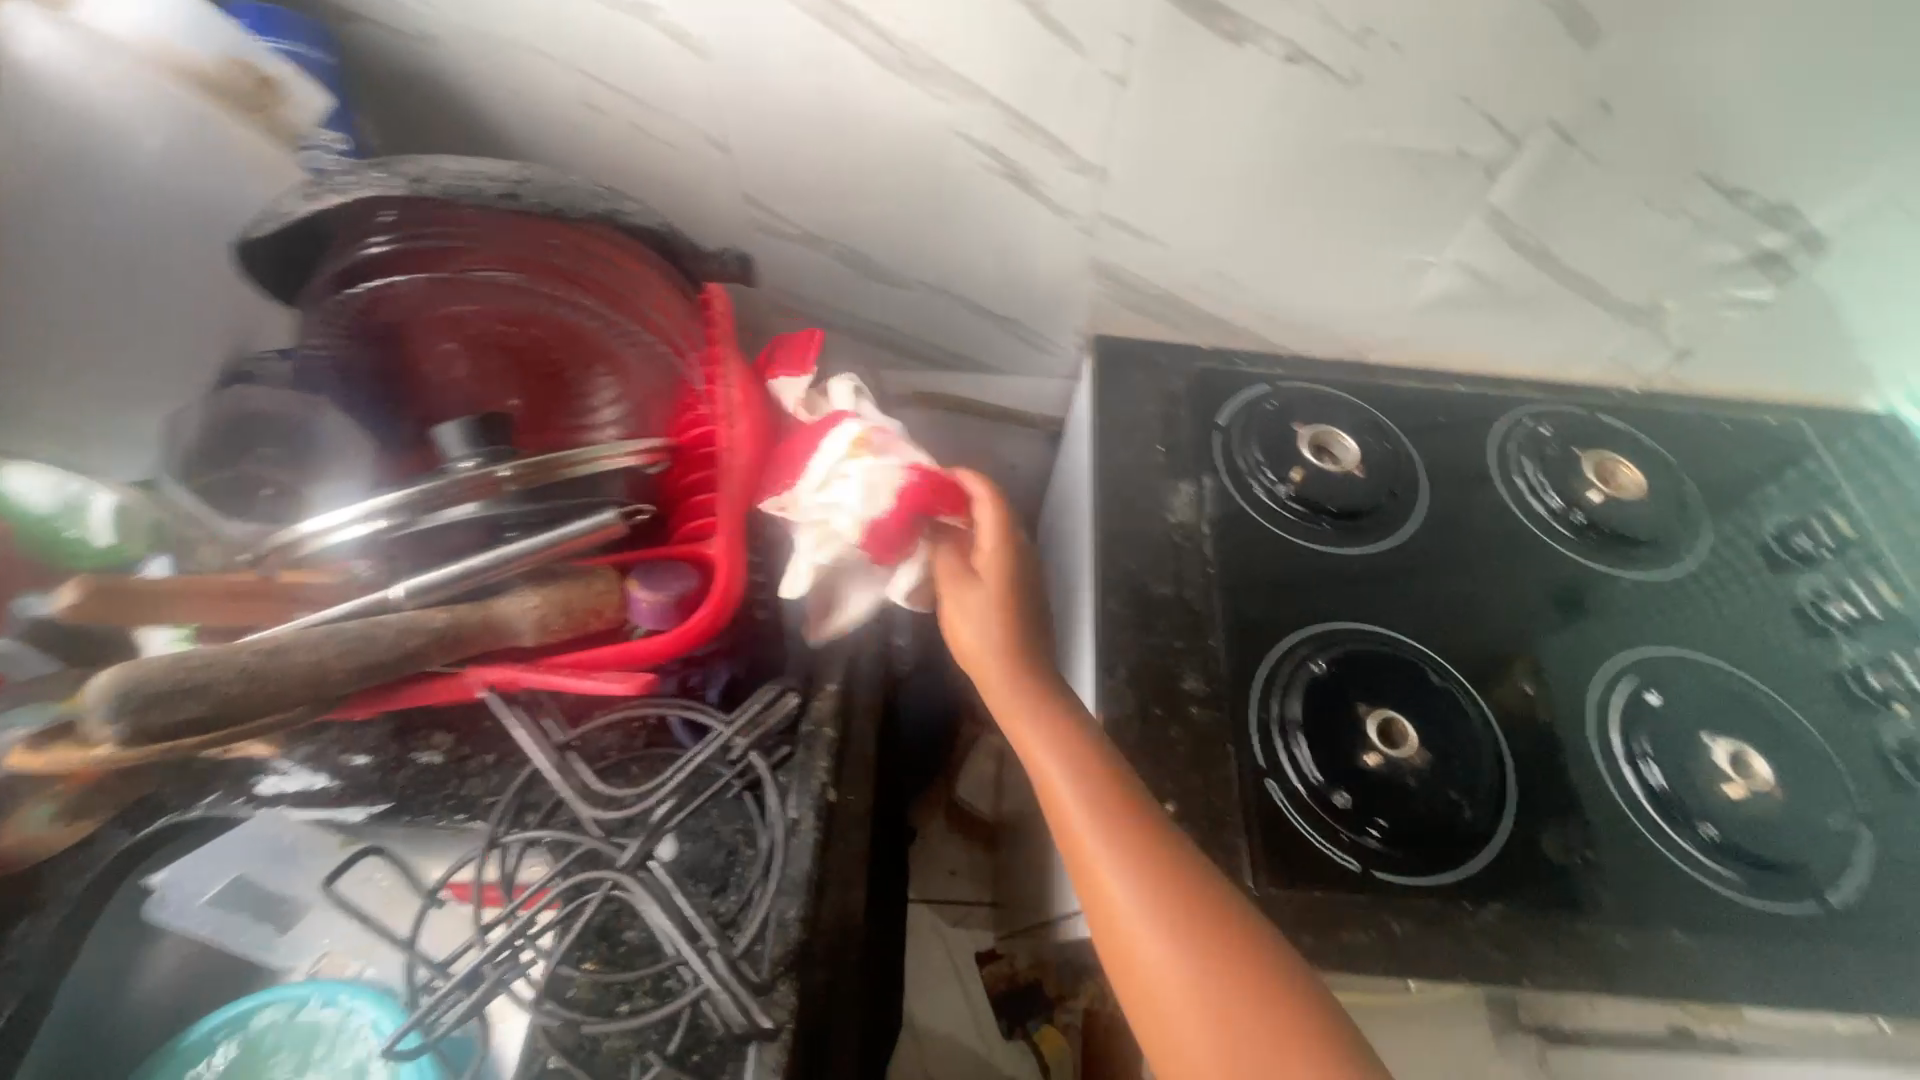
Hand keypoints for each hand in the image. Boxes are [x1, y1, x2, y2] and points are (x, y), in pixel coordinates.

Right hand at [929, 469, 1060, 698]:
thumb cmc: (982, 631)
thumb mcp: (952, 587)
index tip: (932, 476)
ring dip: (965, 524)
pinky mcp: (1023, 586)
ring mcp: (1025, 567)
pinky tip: (950, 559)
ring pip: (995, 531)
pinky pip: (998, 551)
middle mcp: (1021, 546)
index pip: (987, 492)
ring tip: (931, 527)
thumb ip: (942, 548)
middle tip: (925, 501)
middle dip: (960, 499)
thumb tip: (934, 525)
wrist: (1020, 679)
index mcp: (1005, 540)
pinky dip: (974, 545)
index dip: (961, 477)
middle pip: (993, 508)